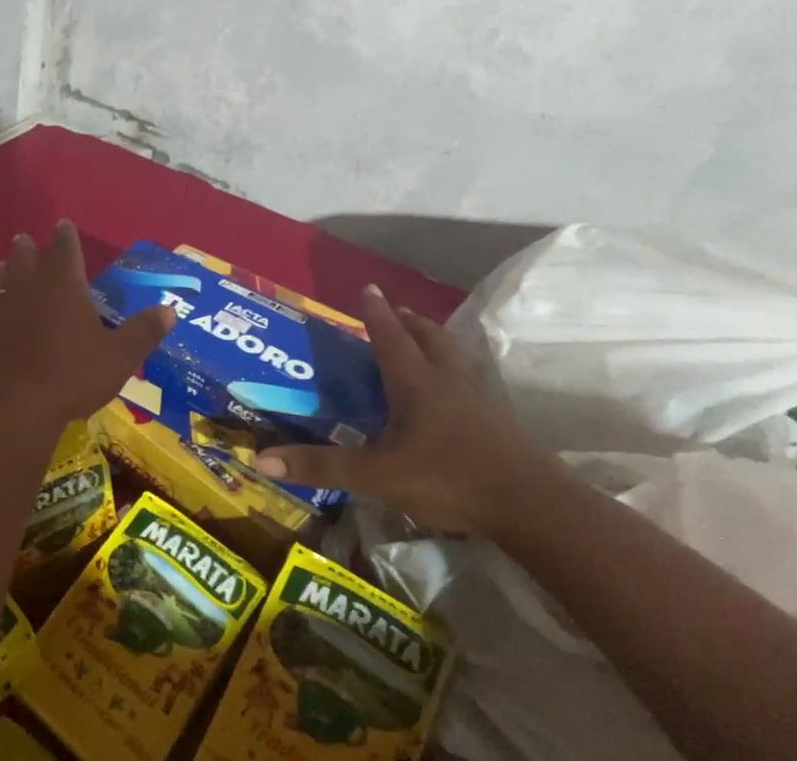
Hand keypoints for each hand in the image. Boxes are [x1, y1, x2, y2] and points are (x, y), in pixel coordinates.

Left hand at [0, 220, 173, 425]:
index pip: (65, 247)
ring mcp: (2, 306)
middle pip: (25, 255)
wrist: (13, 404)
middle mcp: (29, 286)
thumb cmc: (72, 375)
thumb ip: (143, 331)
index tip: (63, 224)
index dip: (65, 235)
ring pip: (2, 275)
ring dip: (8, 267)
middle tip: (28, 241)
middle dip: (29, 247)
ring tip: (10, 266)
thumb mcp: (119, 357)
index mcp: (63, 284)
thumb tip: (169, 310)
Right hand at [255, 285, 564, 534]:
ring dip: (437, 343)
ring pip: (456, 359)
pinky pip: (471, 385)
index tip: (369, 287)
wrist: (535, 509)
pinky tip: (450, 395)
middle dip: (411, 322)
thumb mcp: (377, 475)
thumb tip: (261, 459)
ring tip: (423, 342)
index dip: (376, 313)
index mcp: (416, 384)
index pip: (391, 337)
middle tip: (396, 312)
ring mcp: (479, 405)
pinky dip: (454, 375)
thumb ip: (323, 466)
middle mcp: (449, 384)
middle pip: (431, 339)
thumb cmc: (451, 479)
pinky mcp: (499, 427)